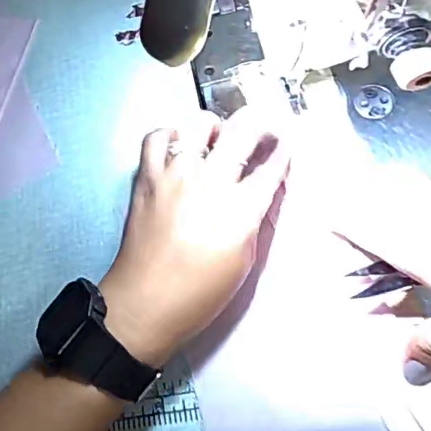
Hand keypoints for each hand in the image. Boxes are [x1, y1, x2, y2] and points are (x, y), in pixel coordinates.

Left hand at [98, 107, 290, 364]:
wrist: (144, 305)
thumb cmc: (200, 293)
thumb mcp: (244, 261)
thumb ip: (254, 219)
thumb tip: (260, 192)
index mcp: (240, 209)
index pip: (272, 166)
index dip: (283, 151)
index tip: (286, 144)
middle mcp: (210, 183)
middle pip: (243, 131)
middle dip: (260, 125)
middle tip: (261, 131)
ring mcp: (175, 175)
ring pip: (199, 124)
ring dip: (215, 127)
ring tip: (217, 138)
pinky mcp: (147, 177)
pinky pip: (157, 137)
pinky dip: (170, 135)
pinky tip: (178, 146)